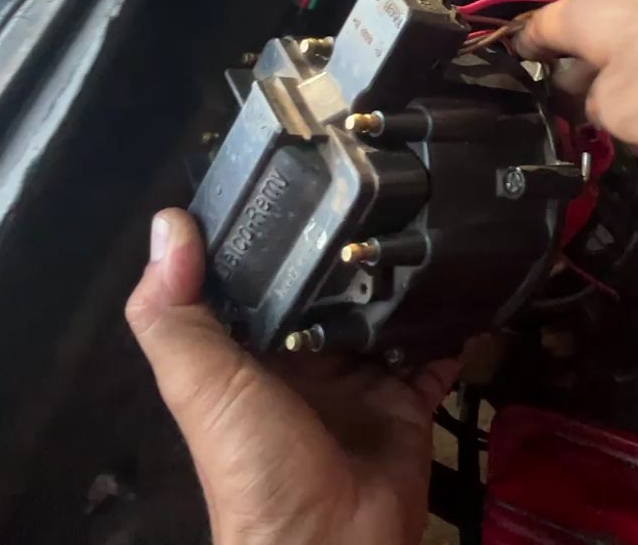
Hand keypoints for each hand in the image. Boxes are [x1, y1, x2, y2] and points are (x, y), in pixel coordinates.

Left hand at [127, 209, 457, 544]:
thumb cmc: (258, 467)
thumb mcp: (204, 389)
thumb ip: (176, 316)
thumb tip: (169, 224)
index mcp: (258, 349)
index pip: (270, 273)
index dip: (283, 229)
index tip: (308, 170)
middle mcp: (311, 355)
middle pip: (337, 285)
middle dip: (358, 243)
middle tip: (389, 181)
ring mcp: (364, 375)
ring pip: (389, 309)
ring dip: (408, 274)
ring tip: (433, 214)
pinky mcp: (409, 396)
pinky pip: (434, 349)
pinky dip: (451, 322)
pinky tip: (468, 280)